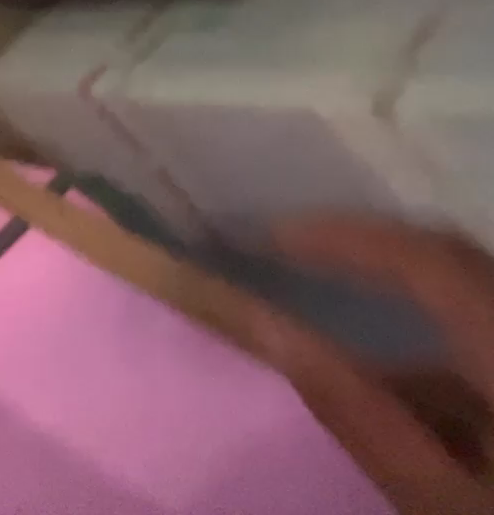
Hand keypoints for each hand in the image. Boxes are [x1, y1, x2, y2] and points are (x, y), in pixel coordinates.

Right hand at [247, 217, 493, 513]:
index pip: (430, 262)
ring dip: (423, 346)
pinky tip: (433, 431)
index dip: (341, 237)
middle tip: (300, 267)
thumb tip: (254, 321)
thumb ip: (354, 409)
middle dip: (380, 270)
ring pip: (491, 334)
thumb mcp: (444, 504)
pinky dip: (466, 389)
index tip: (263, 236)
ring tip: (356, 386)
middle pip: (467, 279)